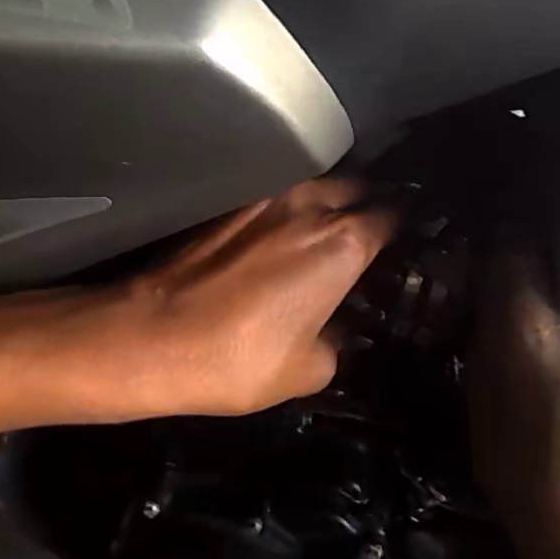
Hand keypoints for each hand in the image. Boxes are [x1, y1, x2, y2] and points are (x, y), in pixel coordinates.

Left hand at [111, 178, 397, 417]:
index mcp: (341, 242)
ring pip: (312, 188)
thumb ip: (335, 342)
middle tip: (371, 232)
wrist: (150, 337)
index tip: (408, 239)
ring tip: (327, 231)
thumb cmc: (238, 358)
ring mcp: (262, 199)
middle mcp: (307, 205)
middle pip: (355, 189)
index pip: (392, 216)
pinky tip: (281, 237)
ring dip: (326, 203)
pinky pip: (274, 200)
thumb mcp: (307, 370)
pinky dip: (288, 212)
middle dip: (368, 204)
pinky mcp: (226, 206)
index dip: (405, 226)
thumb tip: (330, 330)